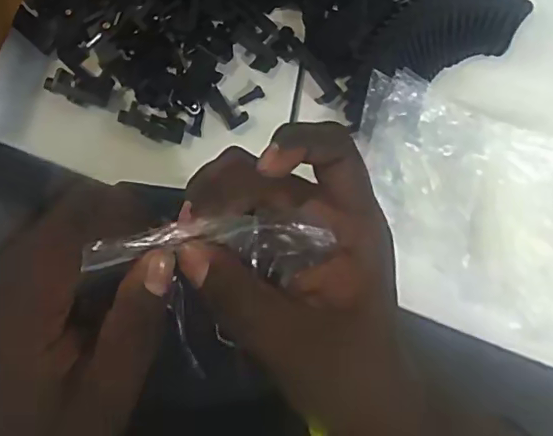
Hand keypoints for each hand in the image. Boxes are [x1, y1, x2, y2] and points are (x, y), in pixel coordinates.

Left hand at [0, 183, 172, 435]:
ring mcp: (11, 254)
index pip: (84, 208)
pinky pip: (56, 228)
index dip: (129, 211)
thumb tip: (164, 257)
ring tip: (141, 256)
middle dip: (120, 213)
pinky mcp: (14, 264)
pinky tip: (111, 269)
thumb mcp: (103, 392)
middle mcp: (16, 250)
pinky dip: (88, 235)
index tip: (168, 237)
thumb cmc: (52, 420)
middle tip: (158, 247)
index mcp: (34, 276)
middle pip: (73, 200)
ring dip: (105, 221)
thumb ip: (133, 325)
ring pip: (65, 209)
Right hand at [179, 122, 487, 435]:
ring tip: (188, 223)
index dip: (299, 143)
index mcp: (350, 223)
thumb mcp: (295, 345)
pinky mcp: (270, 238)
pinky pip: (234, 208)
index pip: (335, 151)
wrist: (366, 409)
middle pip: (269, 165)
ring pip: (245, 179)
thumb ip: (241, 298)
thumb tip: (187, 251)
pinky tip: (192, 236)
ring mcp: (292, 222)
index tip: (264, 168)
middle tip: (194, 217)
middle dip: (227, 182)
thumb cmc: (350, 375)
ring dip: (212, 192)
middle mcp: (320, 211)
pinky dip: (210, 213)